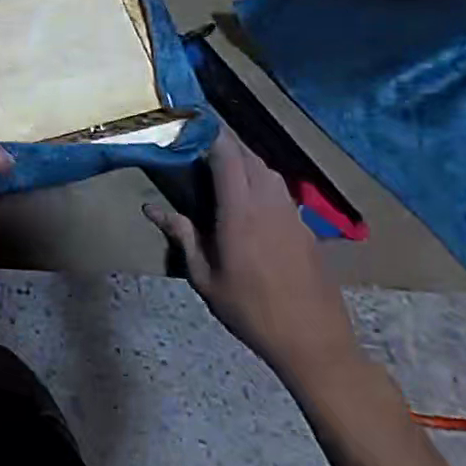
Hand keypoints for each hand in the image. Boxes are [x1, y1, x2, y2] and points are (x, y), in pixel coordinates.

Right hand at [145, 130, 361, 380]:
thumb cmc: (250, 310)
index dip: (213, 135)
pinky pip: (280, 192)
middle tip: (202, 142)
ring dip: (246, 161)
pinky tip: (249, 198)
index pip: (228, 158)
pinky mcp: (306, 229)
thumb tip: (151, 208)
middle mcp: (268, 205)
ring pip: (269, 173)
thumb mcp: (205, 277)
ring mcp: (292, 216)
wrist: (314, 342)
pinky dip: (262, 182)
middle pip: (250, 158)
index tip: (194, 123)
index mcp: (240, 212)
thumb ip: (181, 236)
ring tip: (223, 166)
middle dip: (227, 144)